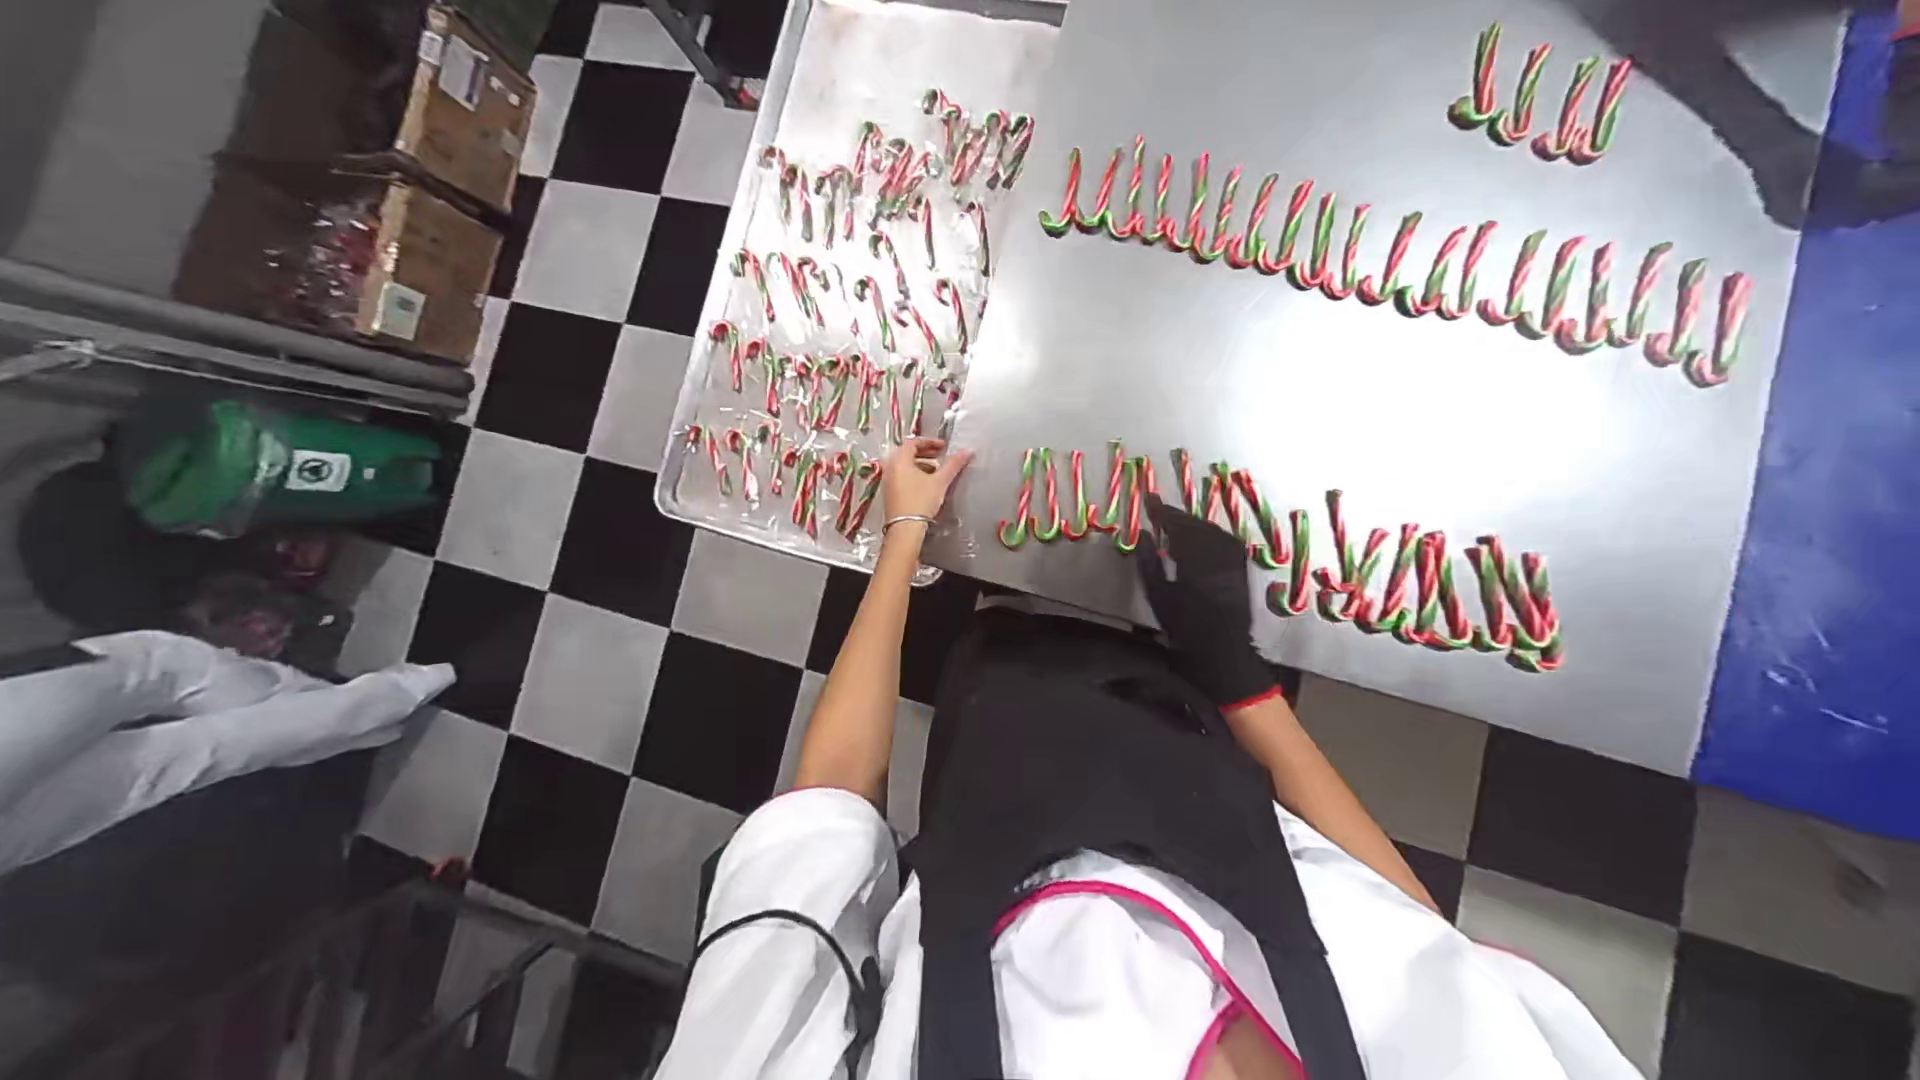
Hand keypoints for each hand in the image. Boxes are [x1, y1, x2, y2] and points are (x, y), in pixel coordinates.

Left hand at [881, 437, 972, 523]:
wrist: (905, 529)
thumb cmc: (921, 501)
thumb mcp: (940, 481)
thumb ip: (953, 464)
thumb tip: (968, 451)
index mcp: (899, 460)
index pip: (913, 442)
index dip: (930, 441)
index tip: (943, 446)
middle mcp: (890, 467)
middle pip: (907, 452)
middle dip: (925, 452)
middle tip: (940, 455)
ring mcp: (887, 481)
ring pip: (904, 465)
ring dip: (920, 464)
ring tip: (936, 471)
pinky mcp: (889, 493)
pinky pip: (901, 476)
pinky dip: (913, 474)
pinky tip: (926, 484)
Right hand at [1133, 493, 1276, 708]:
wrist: (1223, 654)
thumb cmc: (1185, 629)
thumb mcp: (1159, 598)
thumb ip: (1149, 563)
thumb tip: (1143, 534)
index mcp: (1195, 562)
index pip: (1178, 526)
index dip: (1162, 512)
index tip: (1149, 499)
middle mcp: (1218, 556)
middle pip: (1196, 525)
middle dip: (1176, 516)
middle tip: (1158, 511)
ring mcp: (1233, 561)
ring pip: (1211, 531)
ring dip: (1192, 523)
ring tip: (1175, 523)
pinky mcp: (1241, 568)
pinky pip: (1225, 540)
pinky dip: (1209, 533)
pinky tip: (1200, 537)